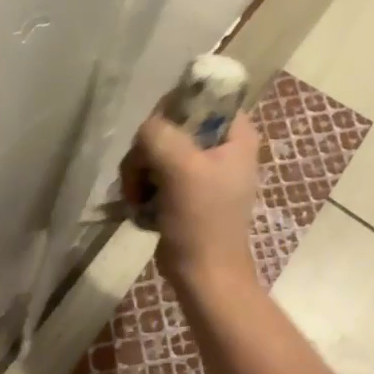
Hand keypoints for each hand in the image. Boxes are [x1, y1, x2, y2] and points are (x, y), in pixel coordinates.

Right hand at [121, 109, 261, 289]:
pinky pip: (156, 172)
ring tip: (136, 196)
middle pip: (172, 123)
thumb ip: (158, 133)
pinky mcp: (186, 191)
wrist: (205, 276)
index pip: (202, 97)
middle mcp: (223, 146)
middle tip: (141, 174)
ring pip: (158, 148)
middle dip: (149, 149)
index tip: (157, 134)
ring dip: (140, 170)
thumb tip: (145, 132)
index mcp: (237, 134)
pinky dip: (144, 185)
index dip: (174, 109)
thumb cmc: (202, 221)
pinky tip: (139, 204)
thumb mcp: (180, 167)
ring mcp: (203, 169)